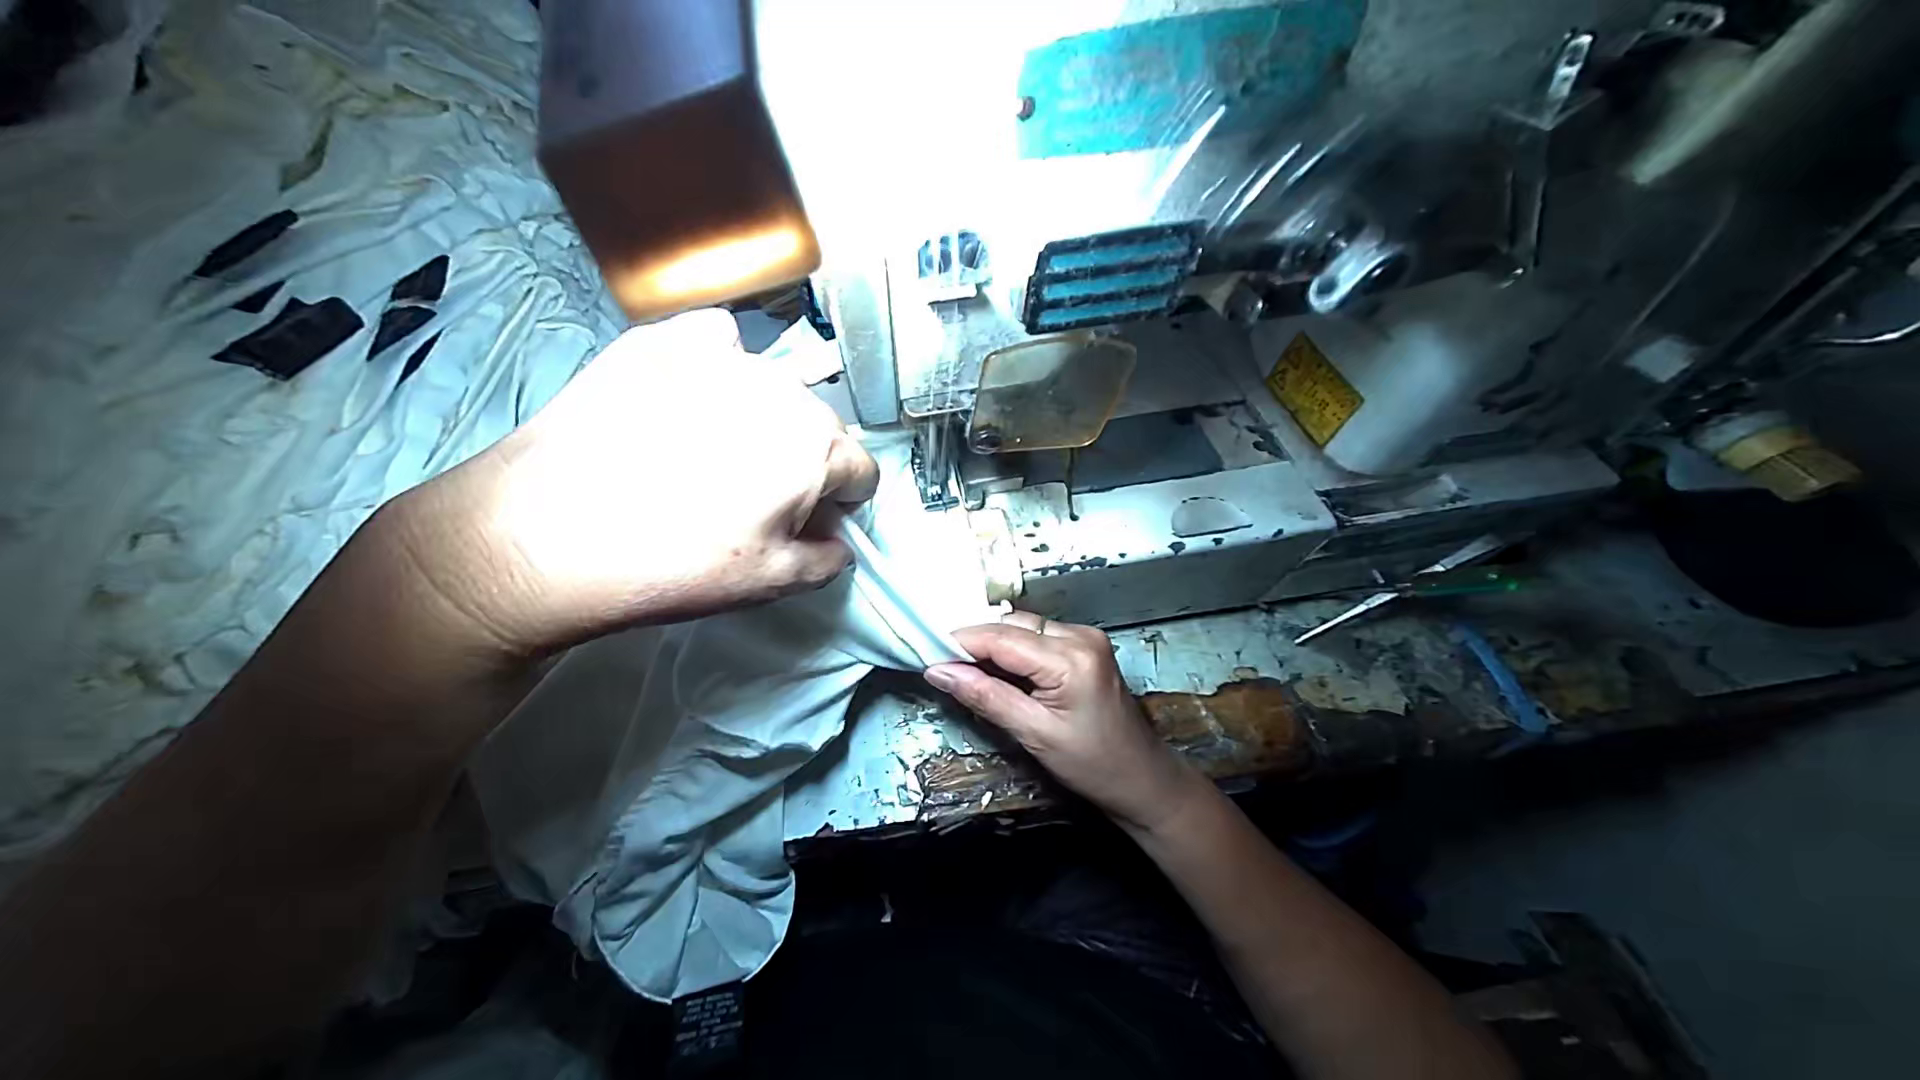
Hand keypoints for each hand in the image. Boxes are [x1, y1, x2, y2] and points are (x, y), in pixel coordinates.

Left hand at [375, 309, 876, 659]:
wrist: (545, 533)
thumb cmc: (674, 565)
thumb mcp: (770, 583)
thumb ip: (827, 560)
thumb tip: (836, 540)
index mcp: (818, 449)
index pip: (861, 471)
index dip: (840, 502)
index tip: (808, 520)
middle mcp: (784, 390)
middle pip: (822, 427)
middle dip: (804, 460)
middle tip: (754, 494)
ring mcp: (723, 357)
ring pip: (774, 386)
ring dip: (765, 416)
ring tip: (712, 447)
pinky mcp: (665, 340)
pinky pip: (719, 340)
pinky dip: (718, 364)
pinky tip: (687, 395)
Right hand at [925, 613, 1208, 832]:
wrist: (1144, 780)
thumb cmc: (1094, 765)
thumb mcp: (1034, 735)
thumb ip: (985, 696)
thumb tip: (939, 671)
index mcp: (1071, 657)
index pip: (1001, 637)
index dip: (961, 642)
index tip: (927, 654)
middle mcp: (1080, 635)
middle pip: (1011, 625)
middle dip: (974, 641)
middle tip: (940, 663)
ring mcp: (1086, 637)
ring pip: (1022, 627)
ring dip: (992, 644)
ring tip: (962, 666)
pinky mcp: (1086, 645)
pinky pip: (1037, 636)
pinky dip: (1012, 649)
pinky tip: (994, 668)